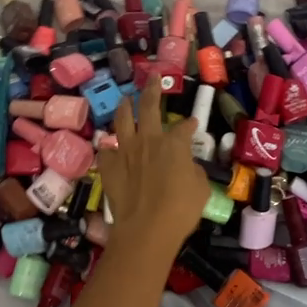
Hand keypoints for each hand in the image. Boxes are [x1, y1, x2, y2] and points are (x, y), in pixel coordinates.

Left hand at [97, 81, 209, 259]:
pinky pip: (106, 150)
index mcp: (174, 144)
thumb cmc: (180, 210)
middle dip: (152, 89)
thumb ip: (193, 171)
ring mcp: (125, 151)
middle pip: (149, 106)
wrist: (146, 229)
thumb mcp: (200, 189)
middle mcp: (149, 140)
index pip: (184, 127)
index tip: (192, 123)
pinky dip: (109, 146)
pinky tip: (109, 145)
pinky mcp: (109, 166)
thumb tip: (186, 166)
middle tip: (152, 77)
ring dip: (125, 106)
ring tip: (126, 98)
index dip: (189, 124)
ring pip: (122, 120)